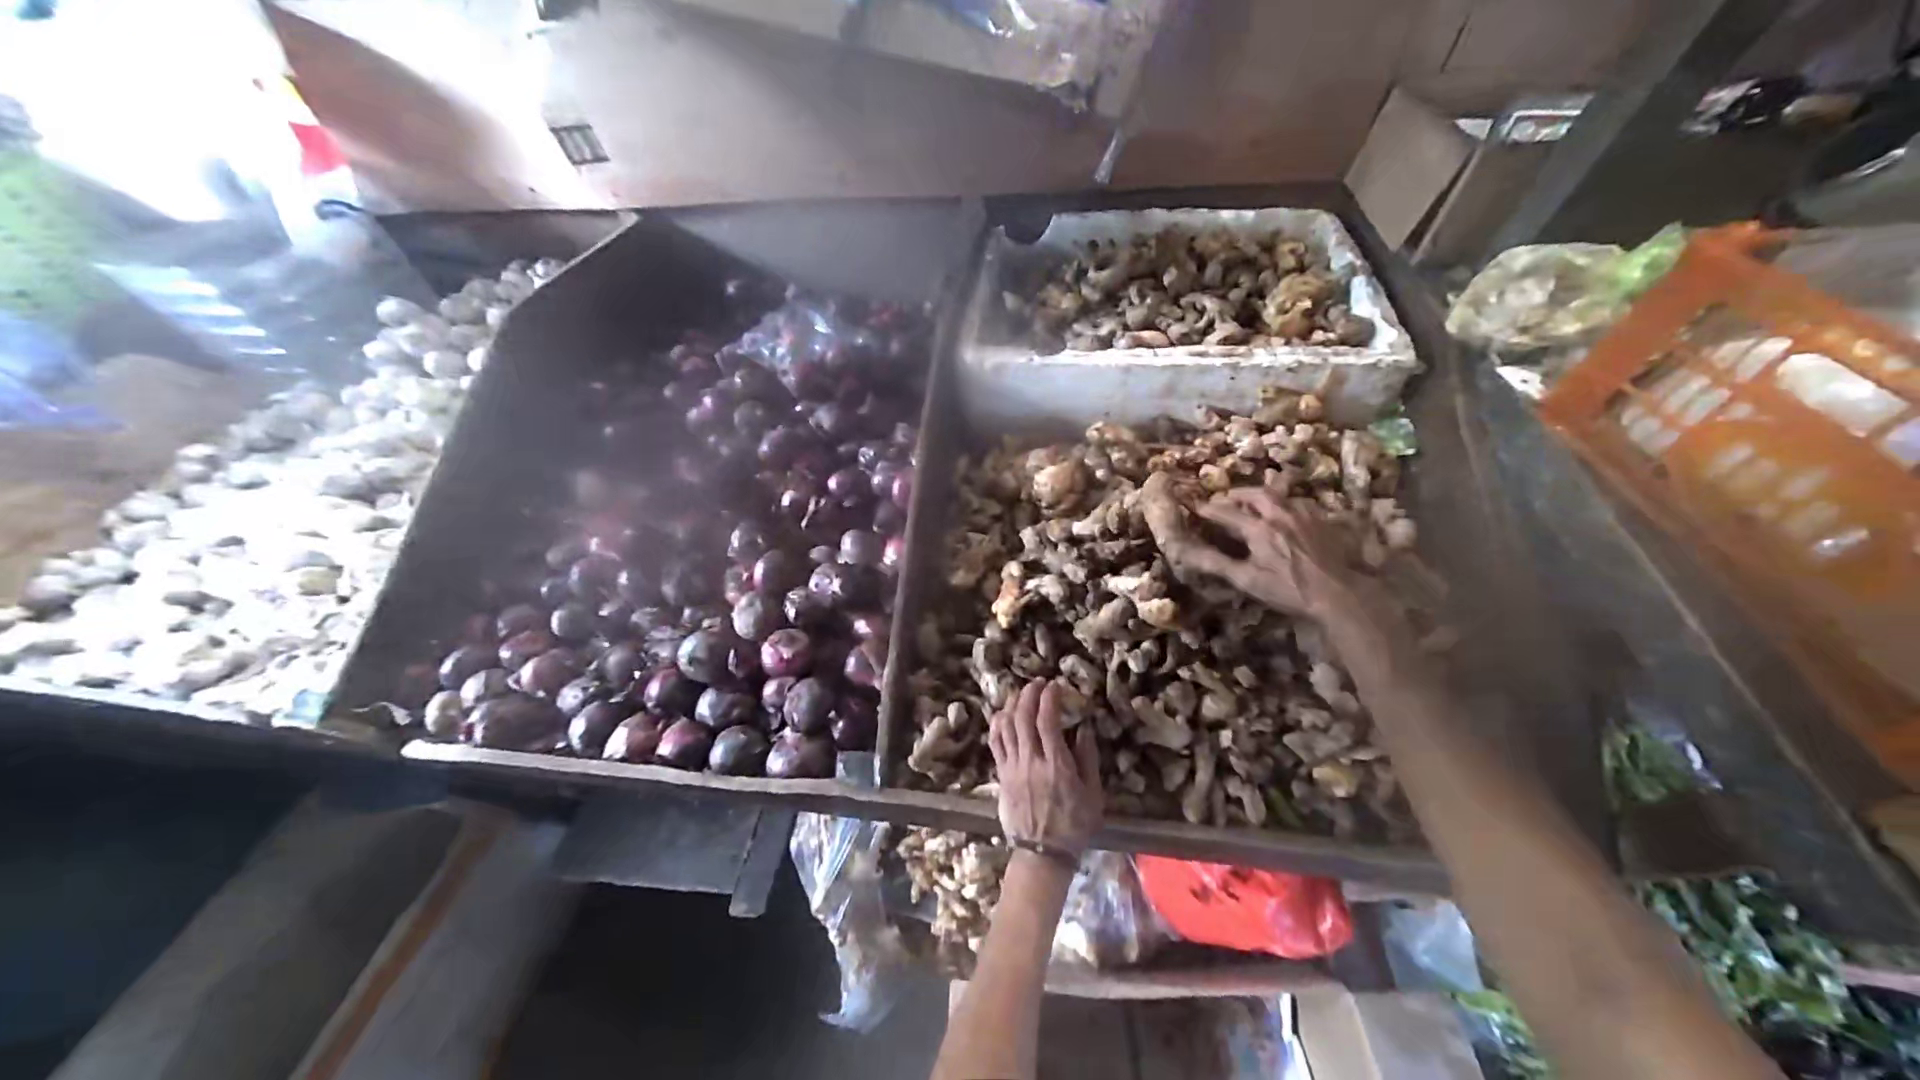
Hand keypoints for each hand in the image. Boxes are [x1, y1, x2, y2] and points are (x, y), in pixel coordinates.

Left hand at [988, 680, 1101, 855]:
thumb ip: (1088, 758)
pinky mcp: (1001, 775)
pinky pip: (995, 742)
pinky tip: (1003, 714)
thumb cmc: (1074, 825)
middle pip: (1022, 717)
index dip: (1049, 698)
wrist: (1043, 853)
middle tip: (1038, 683)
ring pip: (1005, 726)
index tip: (1055, 685)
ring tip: (1022, 694)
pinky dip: (998, 724)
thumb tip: (1084, 727)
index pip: (1047, 721)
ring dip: (1012, 704)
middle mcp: (1031, 761)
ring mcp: (1012, 768)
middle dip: (1029, 694)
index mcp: (1056, 765)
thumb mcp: (1093, 794)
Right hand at [1152, 488, 1362, 620]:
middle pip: (1256, 494)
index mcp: (1258, 528)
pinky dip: (1289, 504)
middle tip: (1228, 498)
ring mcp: (1306, 515)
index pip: (1226, 513)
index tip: (1196, 506)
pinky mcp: (1325, 521)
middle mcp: (1281, 514)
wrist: (1340, 593)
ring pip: (1281, 495)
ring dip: (1265, 496)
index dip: (1209, 509)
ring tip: (1258, 503)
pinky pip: (1302, 504)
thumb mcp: (1247, 580)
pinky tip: (1290, 514)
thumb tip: (1186, 552)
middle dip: (1239, 494)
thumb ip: (1217, 563)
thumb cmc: (1288, 589)